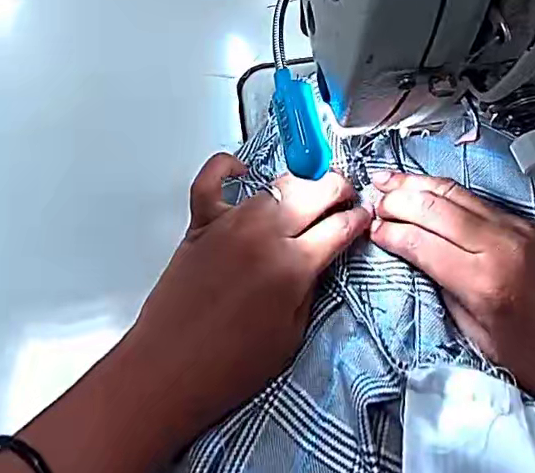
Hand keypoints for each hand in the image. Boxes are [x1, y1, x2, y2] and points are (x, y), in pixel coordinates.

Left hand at [116, 154, 368, 438]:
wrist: (171, 367)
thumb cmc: (230, 365)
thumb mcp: (291, 335)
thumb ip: (309, 287)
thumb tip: (321, 256)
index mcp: (292, 268)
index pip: (337, 228)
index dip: (356, 219)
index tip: (363, 214)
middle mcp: (263, 236)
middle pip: (311, 193)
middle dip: (336, 189)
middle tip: (344, 194)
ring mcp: (230, 223)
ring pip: (273, 186)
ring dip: (296, 186)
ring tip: (307, 192)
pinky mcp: (200, 221)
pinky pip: (211, 179)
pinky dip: (225, 168)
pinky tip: (241, 171)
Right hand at [367, 170, 534, 424]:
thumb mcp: (482, 339)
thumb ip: (445, 290)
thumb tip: (414, 255)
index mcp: (483, 282)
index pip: (419, 241)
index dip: (388, 231)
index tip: (368, 228)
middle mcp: (497, 244)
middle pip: (432, 204)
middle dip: (395, 198)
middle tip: (370, 198)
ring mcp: (515, 226)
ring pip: (452, 191)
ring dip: (414, 183)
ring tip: (385, 178)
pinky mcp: (526, 221)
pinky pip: (473, 196)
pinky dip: (441, 188)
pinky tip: (424, 186)